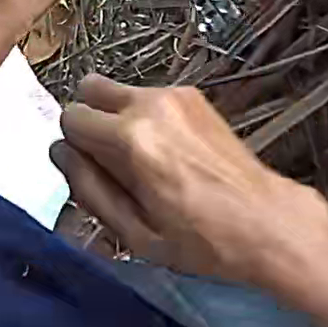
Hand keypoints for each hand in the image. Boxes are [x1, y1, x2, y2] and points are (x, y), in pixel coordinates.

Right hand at [52, 75, 327, 290]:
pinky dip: (145, 115)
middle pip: (88, 86)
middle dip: (89, 117)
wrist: (268, 220)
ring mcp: (172, 93)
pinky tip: (170, 149)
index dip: (75, 146)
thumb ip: (88, 188)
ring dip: (117, 115)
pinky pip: (147, 95)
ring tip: (145, 156)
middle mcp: (148, 103)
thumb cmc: (202, 240)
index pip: (71, 117)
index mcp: (131, 139)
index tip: (94, 169)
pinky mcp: (191, 93)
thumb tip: (59, 152)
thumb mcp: (136, 234)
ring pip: (118, 88)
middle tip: (109, 156)